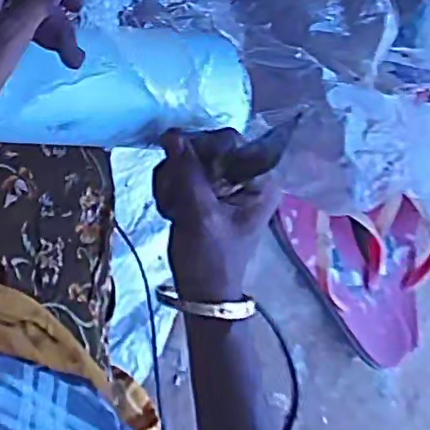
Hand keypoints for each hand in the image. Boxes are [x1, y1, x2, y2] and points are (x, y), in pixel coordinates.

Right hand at [154, 129, 279, 302]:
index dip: (201, 147)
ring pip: (189, 159)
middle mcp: (245, 177)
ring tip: (172, 207)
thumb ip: (188, 172)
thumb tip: (172, 134)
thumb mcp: (200, 215)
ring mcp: (224, 184)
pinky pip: (182, 173)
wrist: (202, 295)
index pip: (229, 140)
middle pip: (206, 146)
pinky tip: (171, 209)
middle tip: (172, 194)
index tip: (179, 162)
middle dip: (183, 167)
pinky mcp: (206, 192)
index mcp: (259, 181)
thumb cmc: (210, 259)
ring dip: (173, 179)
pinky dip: (171, 187)